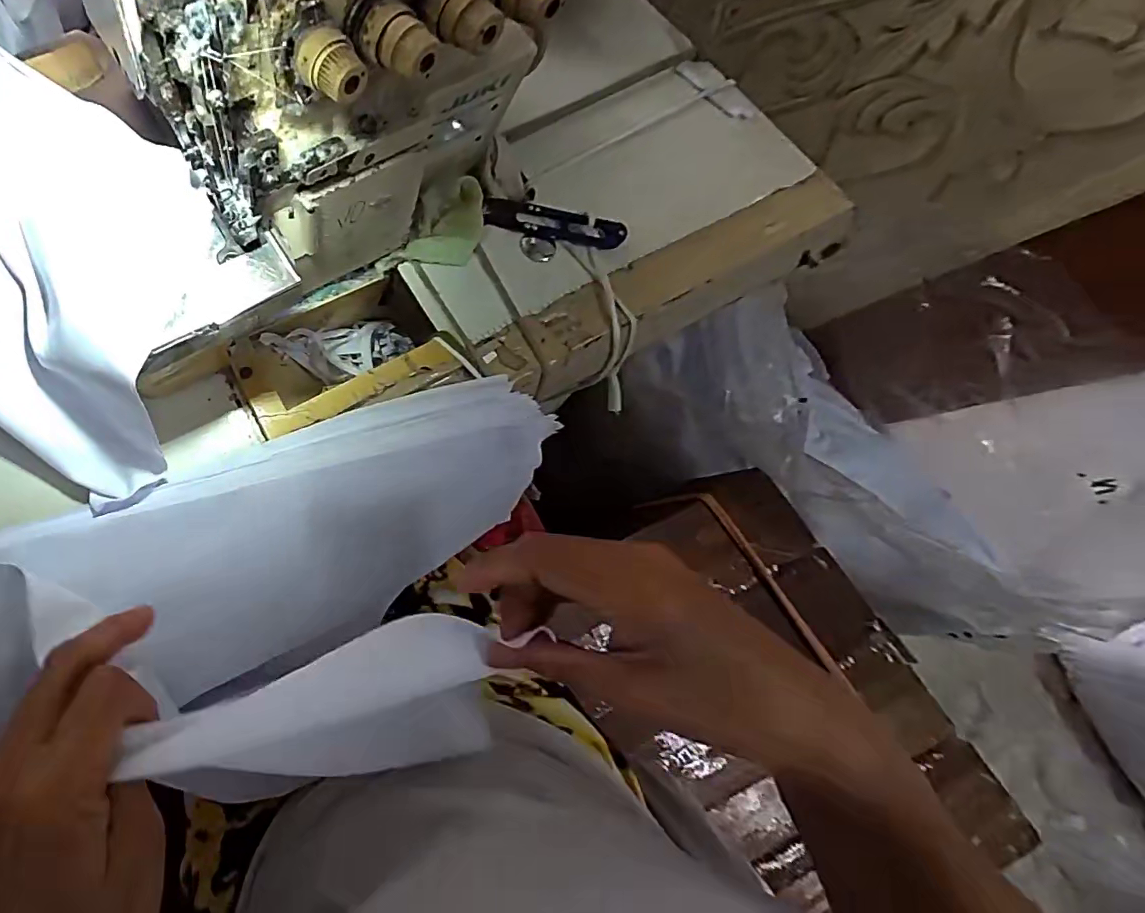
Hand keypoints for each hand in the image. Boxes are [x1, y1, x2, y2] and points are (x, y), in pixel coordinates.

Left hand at [0, 607, 164, 912]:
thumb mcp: (140, 858)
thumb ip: (133, 777)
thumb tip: (123, 732)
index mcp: (53, 791)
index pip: (99, 693)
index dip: (137, 691)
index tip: (156, 723)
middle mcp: (8, 770)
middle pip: (57, 672)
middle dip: (104, 636)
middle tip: (142, 617)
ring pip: (36, 690)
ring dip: (80, 665)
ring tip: (119, 645)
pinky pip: (24, 723)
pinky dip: (59, 701)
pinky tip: (85, 703)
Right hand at [464, 533, 882, 774]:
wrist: (810, 718)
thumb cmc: (721, 707)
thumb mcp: (629, 690)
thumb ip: (554, 659)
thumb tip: (492, 651)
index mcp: (629, 581)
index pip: (539, 555)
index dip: (492, 568)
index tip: (457, 590)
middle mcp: (634, 557)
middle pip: (548, 550)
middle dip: (511, 583)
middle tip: (501, 632)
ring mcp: (649, 562)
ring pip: (566, 556)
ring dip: (536, 586)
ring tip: (526, 633)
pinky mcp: (657, 575)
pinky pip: (590, 567)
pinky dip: (562, 588)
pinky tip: (558, 621)